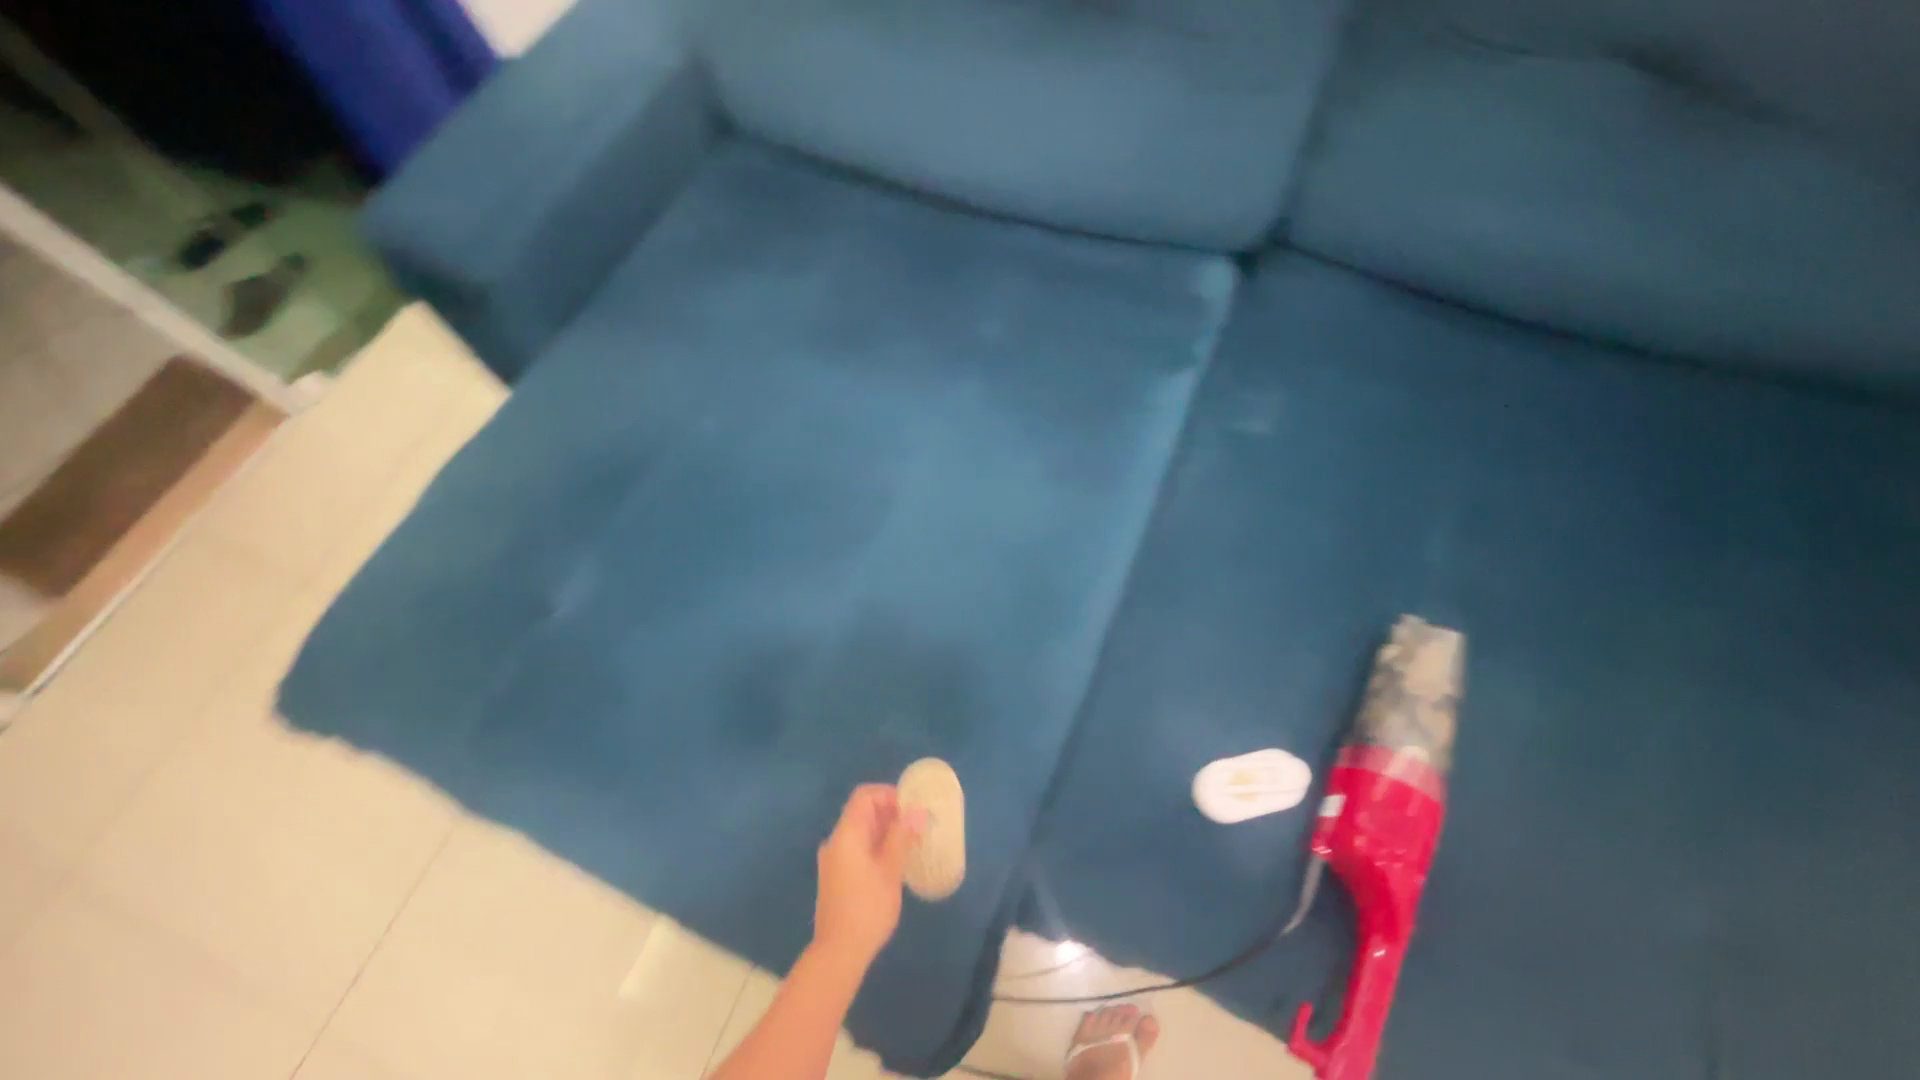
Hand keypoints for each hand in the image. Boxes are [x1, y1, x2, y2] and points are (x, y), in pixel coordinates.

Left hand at [812, 784, 927, 968]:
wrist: (838, 951)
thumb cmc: (868, 908)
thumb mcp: (890, 871)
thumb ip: (902, 838)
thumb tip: (917, 812)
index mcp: (846, 834)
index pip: (864, 796)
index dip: (889, 795)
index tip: (912, 808)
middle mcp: (835, 841)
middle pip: (861, 813)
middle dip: (890, 814)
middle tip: (917, 826)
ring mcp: (833, 860)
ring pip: (859, 833)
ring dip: (884, 831)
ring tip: (910, 844)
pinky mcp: (836, 876)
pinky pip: (856, 849)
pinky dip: (875, 847)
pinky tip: (894, 863)